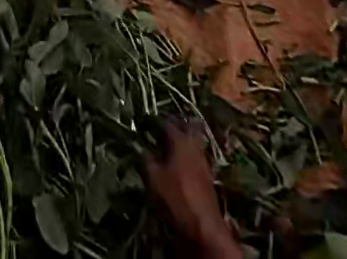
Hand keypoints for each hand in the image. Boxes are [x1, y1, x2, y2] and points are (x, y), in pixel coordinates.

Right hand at [145, 122, 243, 258]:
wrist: (204, 225)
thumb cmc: (177, 198)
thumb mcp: (154, 179)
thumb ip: (146, 159)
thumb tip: (139, 147)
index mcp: (180, 140)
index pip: (166, 123)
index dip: (153, 121)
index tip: (143, 122)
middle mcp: (194, 144)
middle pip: (182, 128)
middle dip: (170, 126)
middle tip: (156, 130)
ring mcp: (203, 158)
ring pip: (190, 141)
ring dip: (179, 140)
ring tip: (165, 145)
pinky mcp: (207, 173)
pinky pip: (194, 154)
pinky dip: (185, 154)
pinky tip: (177, 163)